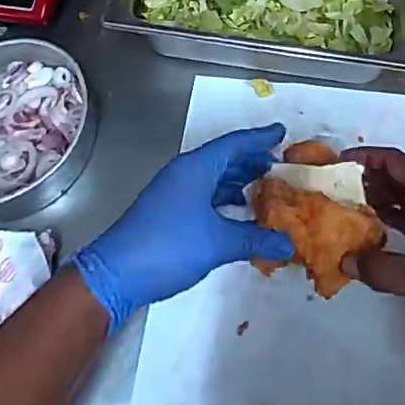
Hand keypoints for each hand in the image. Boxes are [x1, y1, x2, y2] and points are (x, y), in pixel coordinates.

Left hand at [75, 124, 295, 331]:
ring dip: (239, 179)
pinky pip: (205, 192)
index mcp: (196, 167)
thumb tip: (286, 243)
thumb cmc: (168, 246)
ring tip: (265, 186)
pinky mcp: (170, 209)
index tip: (282, 132)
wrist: (117, 272)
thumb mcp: (217, 242)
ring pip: (214, 176)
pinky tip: (238, 210)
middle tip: (279, 163)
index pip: (234, 143)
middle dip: (252, 158)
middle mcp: (186, 171)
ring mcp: (176, 190)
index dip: (260, 138)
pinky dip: (225, 196)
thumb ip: (254, 239)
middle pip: (225, 157)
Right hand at [342, 146, 404, 338]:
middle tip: (336, 191)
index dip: (363, 157)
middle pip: (397, 175)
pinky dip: (396, 219)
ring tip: (350, 212)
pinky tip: (379, 236)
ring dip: (380, 201)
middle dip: (366, 179)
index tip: (336, 164)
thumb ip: (381, 270)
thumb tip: (346, 262)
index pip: (391, 159)